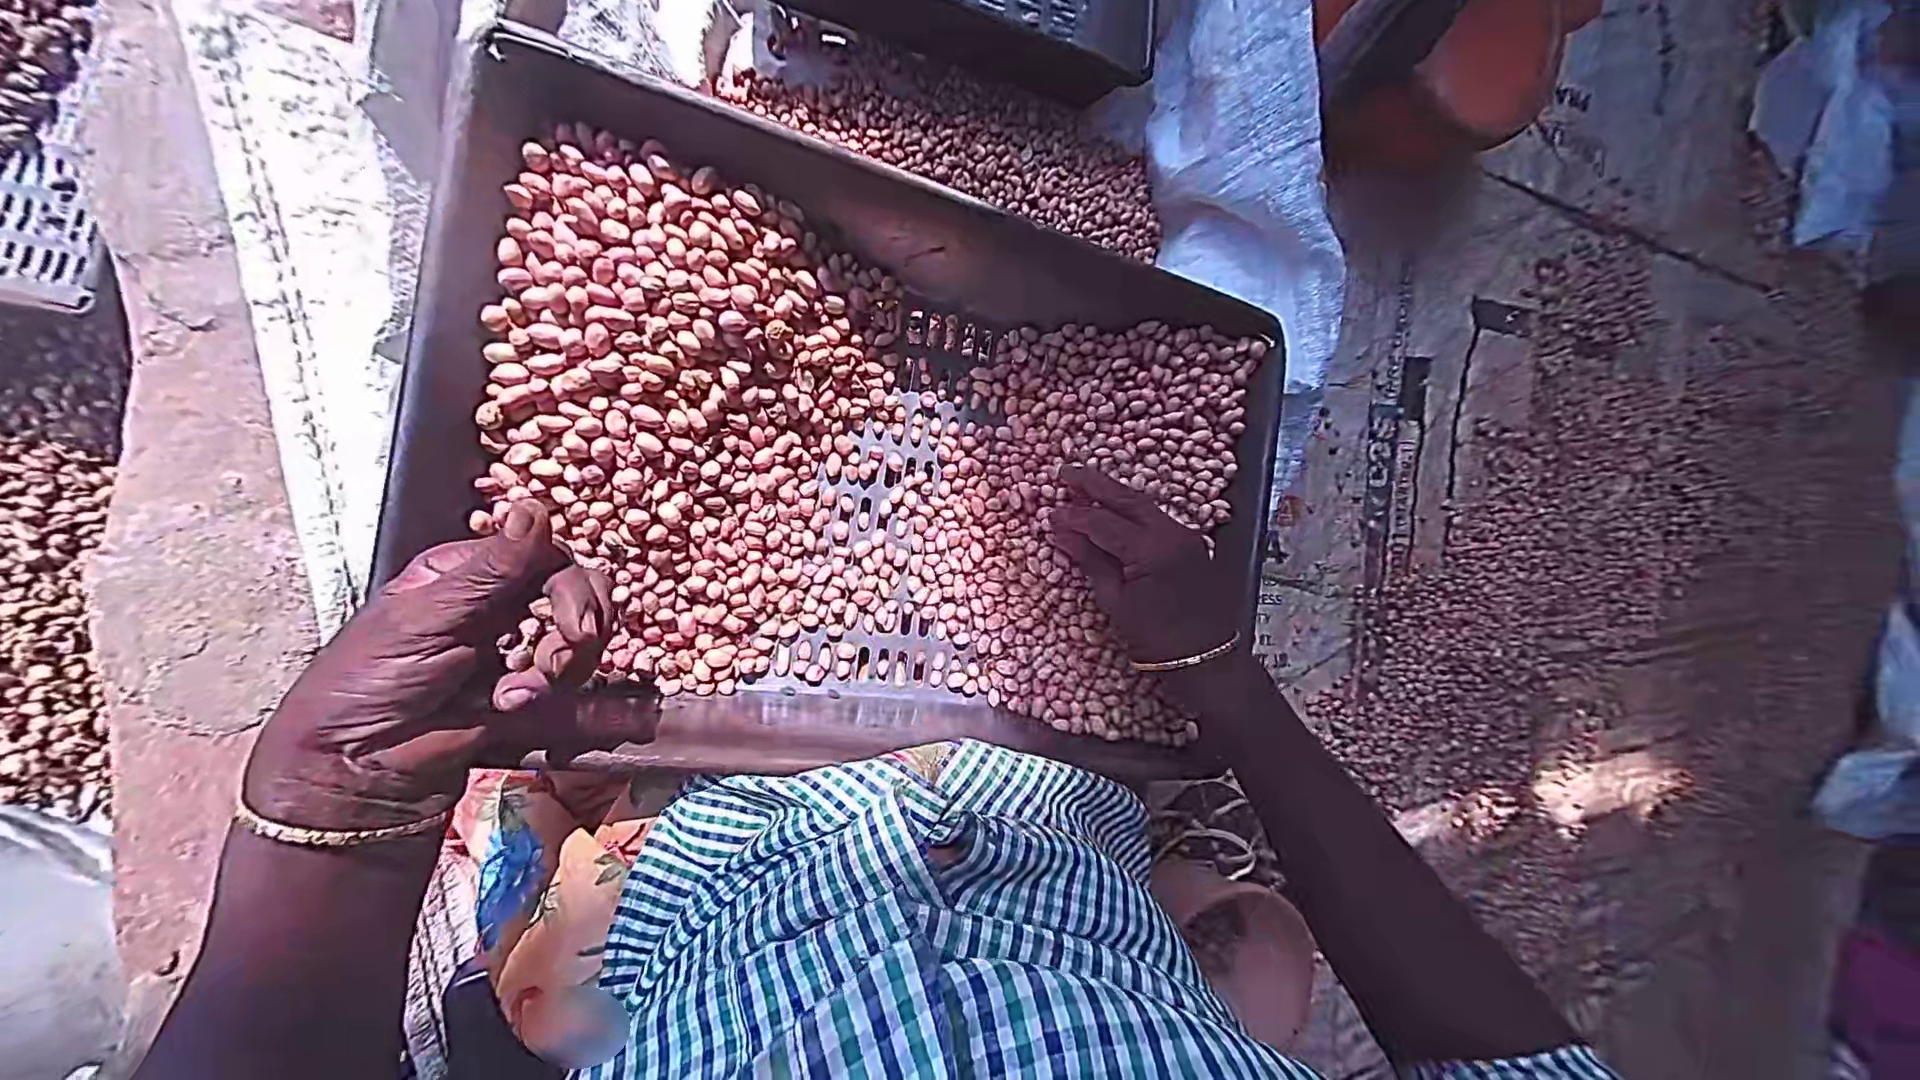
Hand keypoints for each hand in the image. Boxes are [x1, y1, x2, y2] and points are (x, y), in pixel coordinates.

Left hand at [243, 501, 642, 832]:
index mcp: (474, 571)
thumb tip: (534, 506)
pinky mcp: (533, 678)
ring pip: (586, 630)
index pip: (550, 558)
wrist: (358, 768)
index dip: (572, 589)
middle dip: (579, 625)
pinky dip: (553, 688)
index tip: (575, 626)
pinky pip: (574, 670)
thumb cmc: (370, 681)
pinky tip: (511, 702)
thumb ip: (492, 567)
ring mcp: (523, 639)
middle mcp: (506, 598)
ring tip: (521, 690)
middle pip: (581, 590)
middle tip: (557, 659)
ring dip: (566, 662)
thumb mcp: (426, 617)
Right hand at [1047, 465, 1240, 670]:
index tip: (1050, 513)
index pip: (1104, 522)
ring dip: (1113, 494)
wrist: (1204, 658)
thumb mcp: (1114, 600)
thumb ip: (1090, 559)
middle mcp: (1173, 534)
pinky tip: (1111, 509)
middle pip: (1127, 499)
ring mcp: (1185, 535)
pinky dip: (1129, 510)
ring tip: (1083, 484)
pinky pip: (1154, 517)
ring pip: (1143, 504)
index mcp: (1152, 551)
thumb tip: (1063, 531)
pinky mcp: (1190, 542)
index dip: (1075, 516)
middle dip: (1095, 483)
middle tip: (1066, 472)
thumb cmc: (1154, 638)